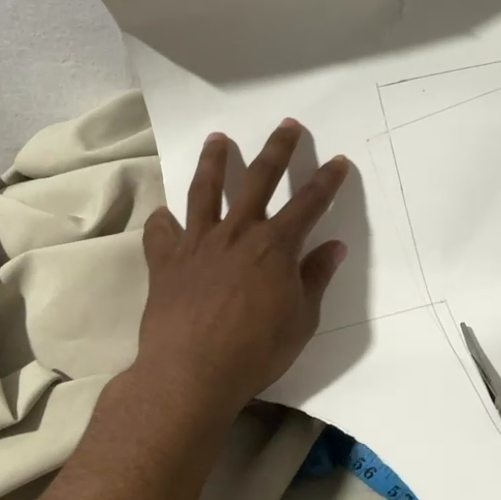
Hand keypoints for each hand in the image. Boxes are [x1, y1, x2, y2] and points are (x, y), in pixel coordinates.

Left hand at [134, 119, 349, 414]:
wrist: (191, 374)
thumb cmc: (256, 351)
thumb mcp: (302, 320)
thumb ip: (315, 278)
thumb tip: (333, 247)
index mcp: (276, 246)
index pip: (310, 203)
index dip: (327, 180)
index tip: (339, 161)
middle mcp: (238, 233)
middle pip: (260, 179)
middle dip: (278, 150)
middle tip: (287, 125)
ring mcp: (198, 243)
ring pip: (205, 191)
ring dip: (214, 162)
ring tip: (218, 139)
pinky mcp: (166, 261)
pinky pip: (161, 233)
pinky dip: (162, 221)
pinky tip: (163, 214)